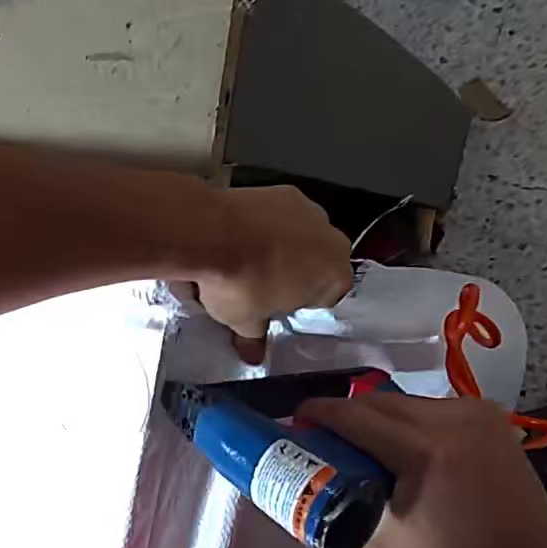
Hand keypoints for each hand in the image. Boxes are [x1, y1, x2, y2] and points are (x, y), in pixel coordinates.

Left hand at [193, 186, 352, 353]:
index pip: (324, 299)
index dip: (296, 305)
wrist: (211, 233)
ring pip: (297, 237)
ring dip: (278, 246)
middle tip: (257, 284)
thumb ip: (254, 338)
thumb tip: (252, 356)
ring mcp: (311, 211)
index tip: (272, 307)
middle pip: (314, 264)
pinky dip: (263, 223)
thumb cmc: (238, 285)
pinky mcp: (285, 191)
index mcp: (335, 278)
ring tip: (242, 256)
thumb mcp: (244, 321)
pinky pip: (278, 215)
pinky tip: (238, 233)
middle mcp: (333, 241)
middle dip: (290, 273)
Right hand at [296, 393, 546, 547]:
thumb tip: (297, 486)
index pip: (353, 416)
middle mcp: (451, 420)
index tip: (294, 420)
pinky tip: (401, 445)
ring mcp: (473, 413)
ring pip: (400, 401)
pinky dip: (404, 420)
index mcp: (425, 452)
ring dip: (374, 417)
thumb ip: (332, 510)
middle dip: (343, 415)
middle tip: (323, 437)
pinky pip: (426, 406)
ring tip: (360, 444)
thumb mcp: (378, 546)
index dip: (316, 413)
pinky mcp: (486, 414)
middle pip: (375, 402)